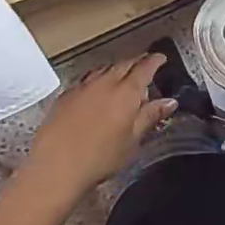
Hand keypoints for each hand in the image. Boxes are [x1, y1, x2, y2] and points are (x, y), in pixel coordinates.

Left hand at [16, 54, 173, 205]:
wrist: (55, 167)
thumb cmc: (100, 157)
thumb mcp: (132, 140)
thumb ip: (150, 116)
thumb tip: (170, 101)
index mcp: (126, 92)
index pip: (145, 67)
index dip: (155, 60)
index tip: (161, 58)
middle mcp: (105, 83)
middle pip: (124, 64)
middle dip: (137, 62)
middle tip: (145, 65)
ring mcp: (82, 87)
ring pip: (104, 69)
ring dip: (116, 69)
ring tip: (122, 76)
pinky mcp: (65, 96)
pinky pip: (86, 79)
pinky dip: (97, 79)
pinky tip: (96, 91)